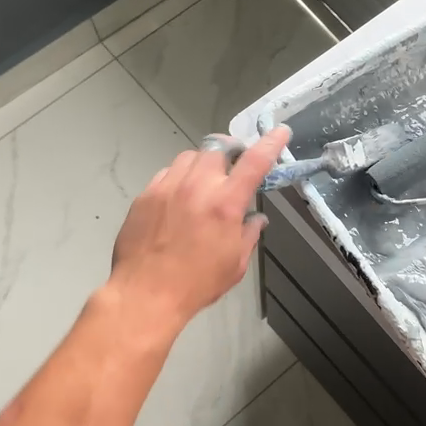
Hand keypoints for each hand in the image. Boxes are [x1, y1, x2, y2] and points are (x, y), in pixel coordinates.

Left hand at [108, 126, 290, 322]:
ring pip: (189, 157)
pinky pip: (166, 173)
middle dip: (229, 151)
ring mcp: (167, 187)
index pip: (254, 162)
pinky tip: (179, 198)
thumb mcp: (235, 264)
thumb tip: (255, 220)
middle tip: (233, 165)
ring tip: (204, 182)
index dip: (270, 143)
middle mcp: (197, 186)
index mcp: (225, 204)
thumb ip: (248, 235)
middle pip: (217, 148)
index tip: (280, 132)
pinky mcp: (145, 195)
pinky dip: (178, 178)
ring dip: (203, 163)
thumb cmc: (197, 284)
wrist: (146, 293)